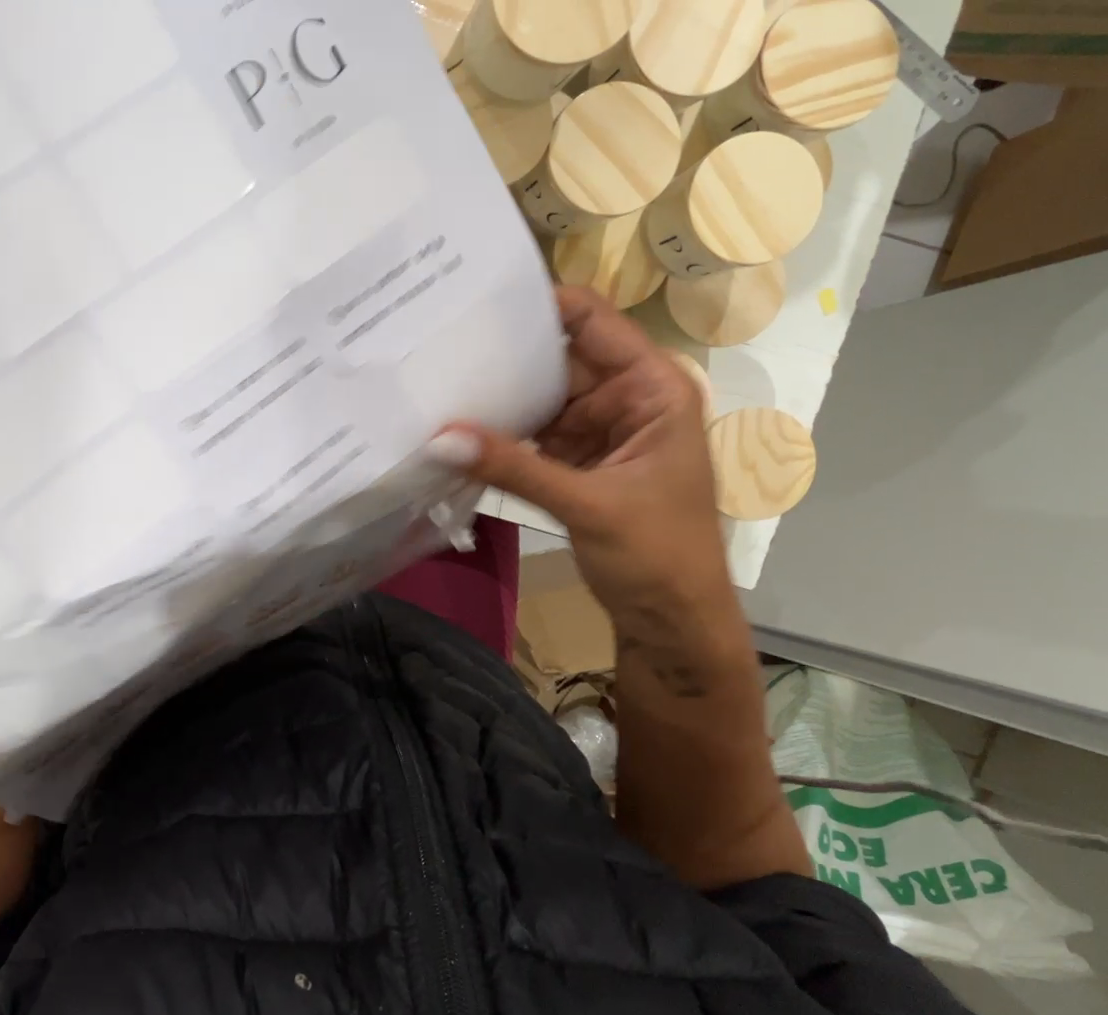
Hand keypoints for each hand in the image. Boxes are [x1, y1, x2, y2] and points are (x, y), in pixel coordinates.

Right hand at [427, 286, 730, 625]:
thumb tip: (438, 438)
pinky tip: (456, 430)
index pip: (593, 323)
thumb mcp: (587, 505)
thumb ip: (512, 468)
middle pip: (558, 359)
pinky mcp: (574, 464)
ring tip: (434, 381)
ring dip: (497, 398)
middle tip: (437, 343)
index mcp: (653, 389)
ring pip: (539, 400)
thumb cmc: (657, 554)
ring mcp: (598, 432)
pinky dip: (498, 437)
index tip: (476, 300)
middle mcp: (625, 399)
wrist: (672, 621)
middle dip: (505, 354)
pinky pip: (530, 437)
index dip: (540, 305)